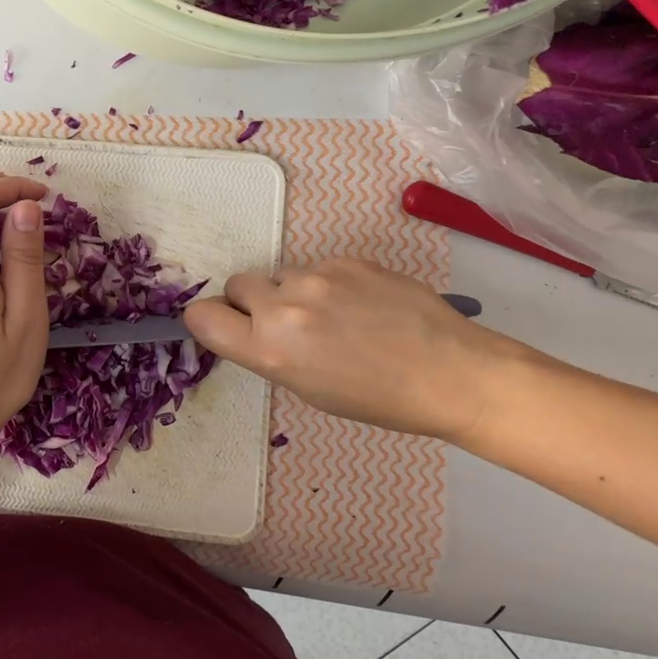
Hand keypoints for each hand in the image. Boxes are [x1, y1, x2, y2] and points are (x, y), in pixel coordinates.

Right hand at [183, 258, 524, 440]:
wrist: (455, 373)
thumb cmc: (378, 397)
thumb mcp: (306, 388)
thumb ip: (266, 351)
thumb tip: (248, 326)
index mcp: (269, 350)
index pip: (201, 316)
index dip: (208, 318)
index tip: (228, 325)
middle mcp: (283, 308)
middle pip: (238, 285)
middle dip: (253, 301)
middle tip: (288, 323)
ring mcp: (316, 278)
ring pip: (282, 275)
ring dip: (295, 291)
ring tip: (338, 316)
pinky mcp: (347, 260)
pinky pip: (319, 267)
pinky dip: (330, 284)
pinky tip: (364, 305)